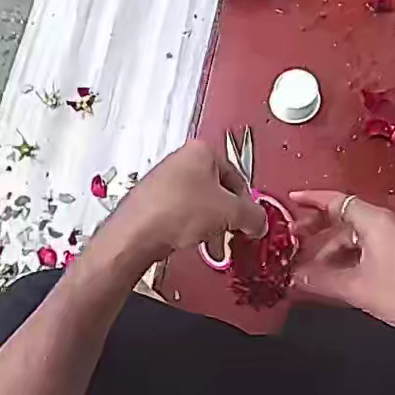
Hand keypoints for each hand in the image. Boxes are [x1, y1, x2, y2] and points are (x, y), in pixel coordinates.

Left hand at [95, 139, 266, 265]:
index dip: (246, 201)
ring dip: (211, 225)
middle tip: (233, 231)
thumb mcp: (229, 213)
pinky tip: (192, 241)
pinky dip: (191, 227)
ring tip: (213, 243)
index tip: (250, 219)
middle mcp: (182, 160)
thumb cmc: (176, 211)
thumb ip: (252, 216)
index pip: (237, 176)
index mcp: (202, 151)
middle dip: (227, 215)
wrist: (136, 234)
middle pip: (218, 190)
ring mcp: (165, 180)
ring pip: (200, 203)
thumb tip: (258, 221)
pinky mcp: (153, 200)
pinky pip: (181, 213)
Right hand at [288, 191, 394, 340]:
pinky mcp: (393, 253)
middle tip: (291, 239)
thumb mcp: (355, 287)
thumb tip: (293, 276)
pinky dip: (342, 257)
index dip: (311, 199)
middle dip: (316, 227)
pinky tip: (328, 274)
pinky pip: (360, 247)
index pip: (336, 200)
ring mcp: (388, 238)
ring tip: (306, 268)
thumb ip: (320, 279)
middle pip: (341, 217)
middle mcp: (381, 223)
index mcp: (373, 221)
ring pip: (350, 236)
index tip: (290, 200)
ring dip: (328, 249)